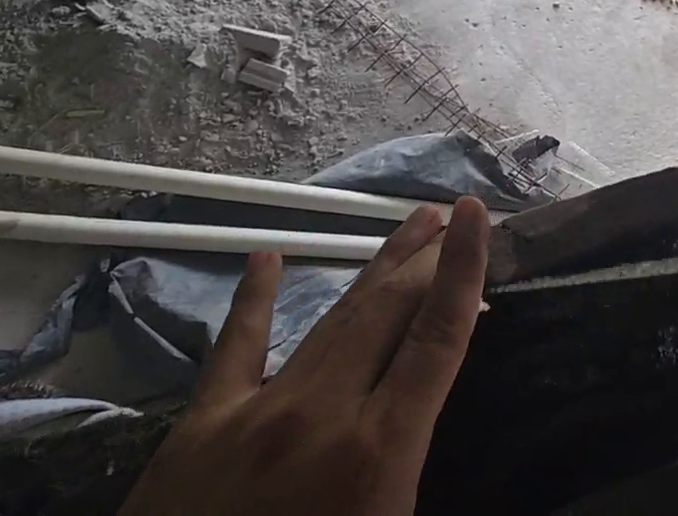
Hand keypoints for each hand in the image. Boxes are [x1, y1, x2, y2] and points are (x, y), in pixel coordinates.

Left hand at [119, 196, 490, 515]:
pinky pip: (234, 349)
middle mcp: (320, 414)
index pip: (438, 335)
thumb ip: (417, 460)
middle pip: (390, 311)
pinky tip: (266, 257)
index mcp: (376, 449)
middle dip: (429, 258)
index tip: (480, 217)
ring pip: (334, 316)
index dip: (464, 268)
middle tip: (458, 217)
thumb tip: (438, 398)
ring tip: (415, 220)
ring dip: (380, 264)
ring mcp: (255, 413)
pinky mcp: (198, 429)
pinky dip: (253, 300)